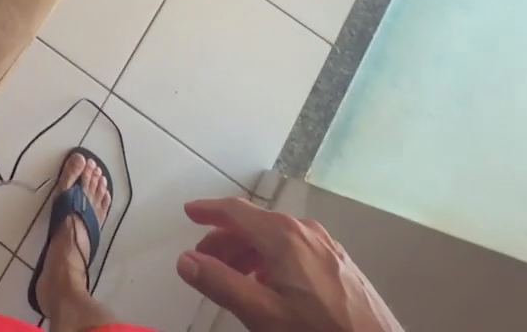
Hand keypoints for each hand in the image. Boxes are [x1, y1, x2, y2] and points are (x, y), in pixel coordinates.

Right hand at [176, 198, 403, 331]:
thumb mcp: (263, 315)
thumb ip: (220, 284)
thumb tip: (185, 260)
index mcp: (282, 235)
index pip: (235, 211)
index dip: (208, 210)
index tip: (188, 213)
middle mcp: (304, 230)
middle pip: (255, 225)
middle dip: (225, 240)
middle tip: (204, 261)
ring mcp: (326, 246)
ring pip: (276, 239)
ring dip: (248, 253)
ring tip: (233, 278)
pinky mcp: (341, 264)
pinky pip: (296, 250)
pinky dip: (272, 260)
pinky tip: (271, 286)